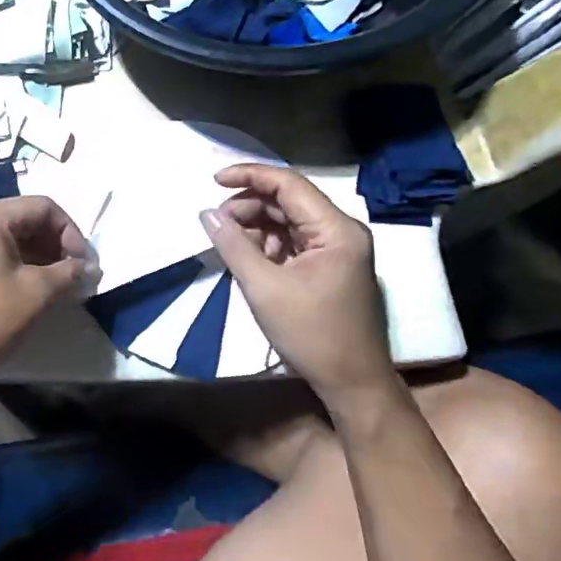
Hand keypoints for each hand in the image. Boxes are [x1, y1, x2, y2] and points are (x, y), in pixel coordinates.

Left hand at [0, 196, 98, 398]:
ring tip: (67, 283)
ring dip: (45, 256)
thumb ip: (71, 272)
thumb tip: (93, 269)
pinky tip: (44, 285)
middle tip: (79, 274)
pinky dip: (26, 263)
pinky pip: (2, 250)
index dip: (72, 233)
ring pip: (17, 236)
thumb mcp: (39, 291)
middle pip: (29, 219)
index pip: (44, 208)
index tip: (86, 263)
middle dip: (59, 245)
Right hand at [199, 165, 393, 401]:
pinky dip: (269, 245)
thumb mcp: (265, 289)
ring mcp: (338, 248)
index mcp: (336, 229)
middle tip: (217, 222)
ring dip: (258, 226)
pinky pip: (295, 241)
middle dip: (250, 206)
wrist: (352, 384)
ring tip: (230, 242)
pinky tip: (249, 257)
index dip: (250, 176)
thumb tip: (208, 213)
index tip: (215, 179)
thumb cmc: (312, 335)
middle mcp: (342, 230)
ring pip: (290, 221)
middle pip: (289, 201)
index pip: (290, 184)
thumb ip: (234, 245)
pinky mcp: (330, 265)